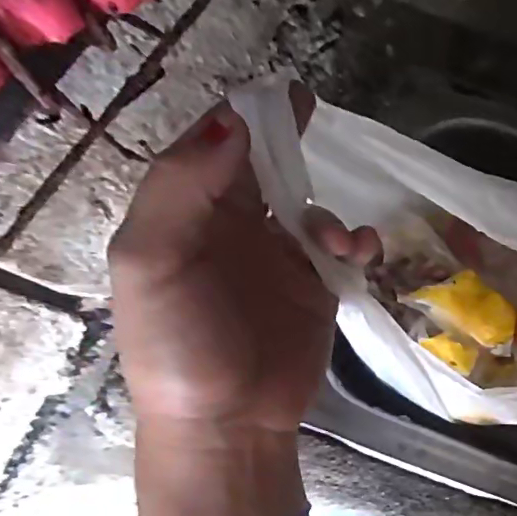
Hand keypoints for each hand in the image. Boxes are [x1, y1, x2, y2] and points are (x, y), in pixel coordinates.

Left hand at [109, 99, 378, 434]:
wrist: (228, 420)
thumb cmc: (179, 343)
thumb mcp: (154, 261)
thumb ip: (183, 190)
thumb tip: (230, 128)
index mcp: (185, 217)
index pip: (212, 153)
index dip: (240, 120)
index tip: (274, 95)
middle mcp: (234, 232)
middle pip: (265, 172)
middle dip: (288, 143)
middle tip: (314, 110)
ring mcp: (281, 263)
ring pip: (311, 211)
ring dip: (328, 213)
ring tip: (338, 244)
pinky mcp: (320, 292)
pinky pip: (344, 253)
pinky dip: (358, 244)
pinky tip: (361, 253)